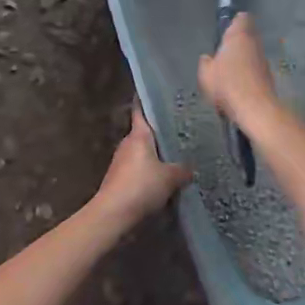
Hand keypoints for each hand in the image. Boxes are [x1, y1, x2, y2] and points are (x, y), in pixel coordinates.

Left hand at [93, 105, 190, 222]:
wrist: (113, 213)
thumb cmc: (141, 186)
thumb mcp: (170, 178)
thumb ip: (183, 170)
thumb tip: (191, 168)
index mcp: (139, 135)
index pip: (140, 110)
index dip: (146, 99)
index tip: (154, 91)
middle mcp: (128, 143)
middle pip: (144, 132)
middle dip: (159, 132)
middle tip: (180, 130)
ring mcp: (121, 160)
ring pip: (142, 151)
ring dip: (155, 154)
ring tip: (176, 156)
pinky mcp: (119, 177)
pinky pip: (138, 167)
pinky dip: (149, 170)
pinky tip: (162, 178)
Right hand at [197, 12, 281, 127]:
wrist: (255, 109)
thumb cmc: (227, 85)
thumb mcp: (206, 74)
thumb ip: (205, 63)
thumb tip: (207, 58)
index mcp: (239, 36)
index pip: (242, 18)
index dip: (235, 22)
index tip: (225, 32)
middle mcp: (255, 43)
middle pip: (248, 35)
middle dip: (237, 43)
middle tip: (223, 54)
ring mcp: (264, 60)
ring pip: (252, 53)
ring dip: (243, 59)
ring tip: (229, 73)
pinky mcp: (269, 76)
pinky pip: (256, 69)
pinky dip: (248, 74)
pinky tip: (238, 87)